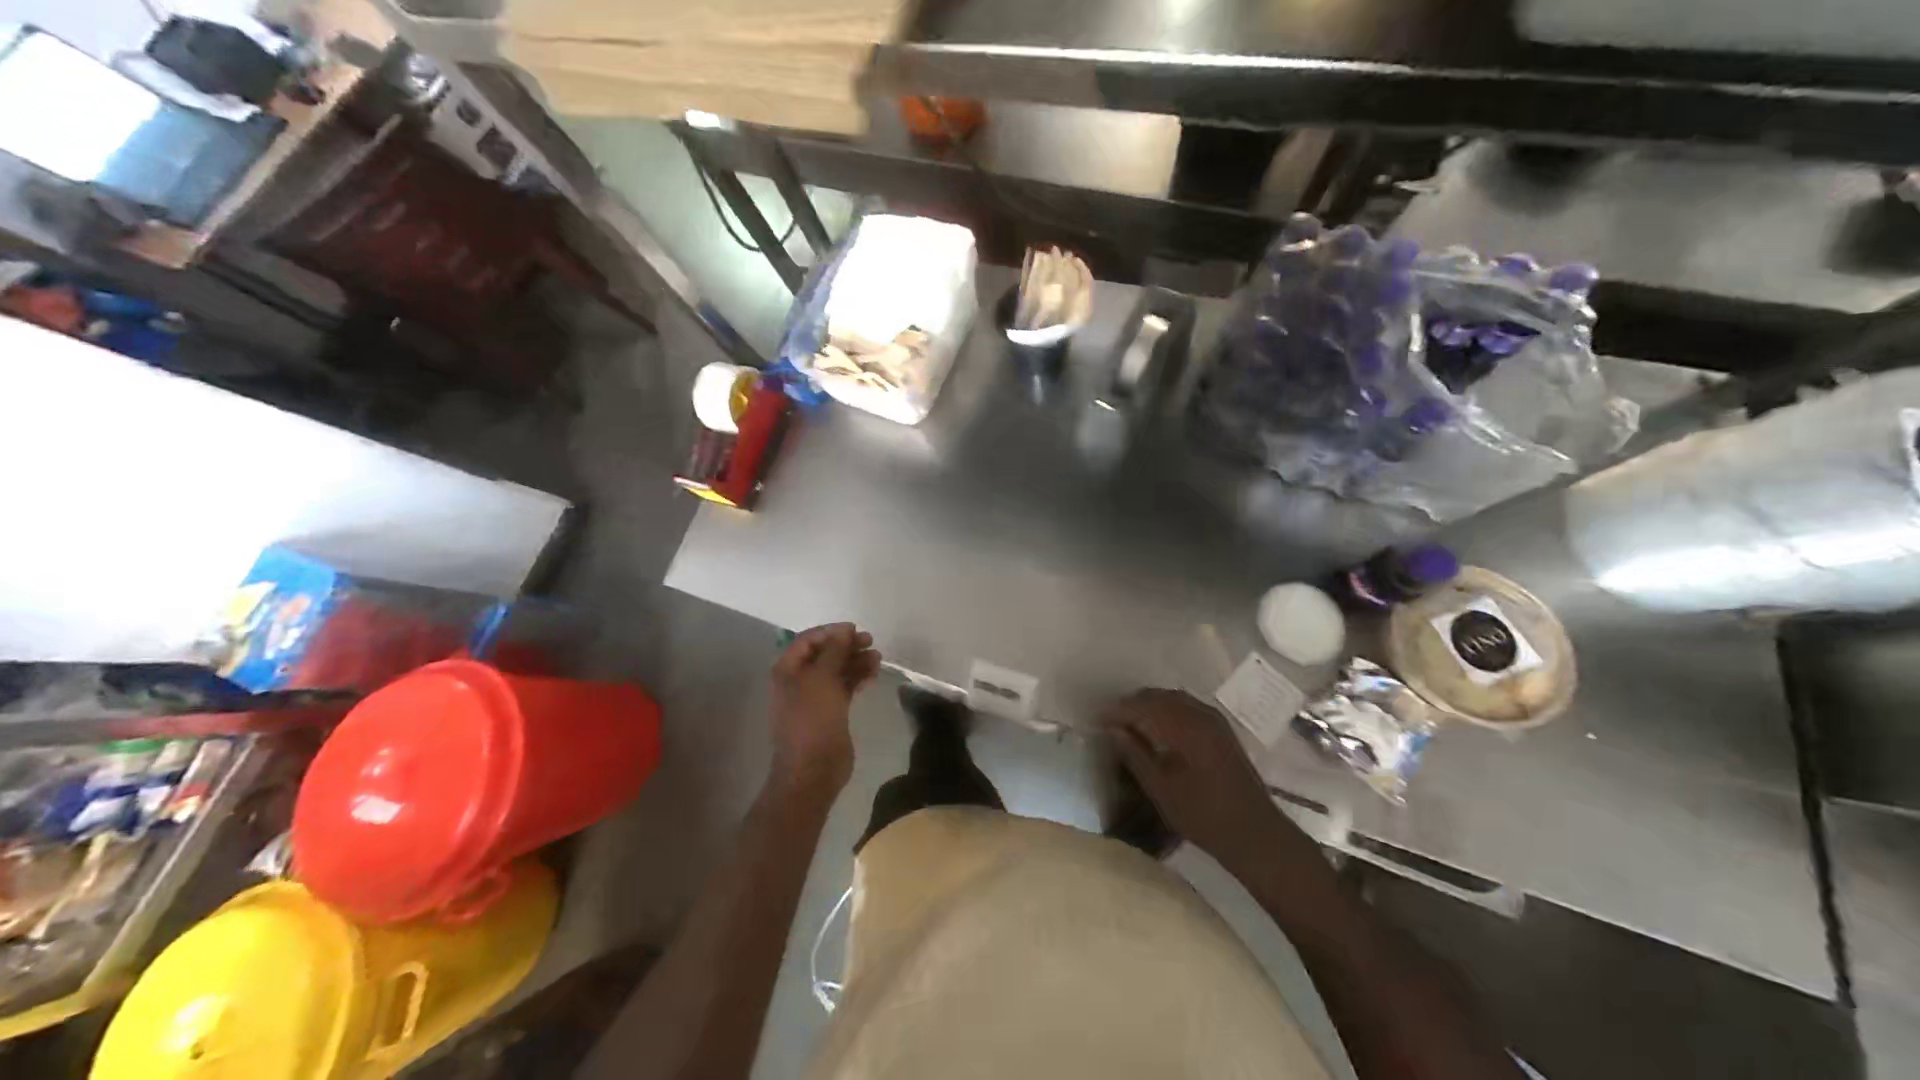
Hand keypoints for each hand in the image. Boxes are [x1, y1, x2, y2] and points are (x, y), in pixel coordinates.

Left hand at [768, 623, 880, 795]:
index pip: (808, 640)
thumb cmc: (812, 720)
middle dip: (847, 646)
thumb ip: (834, 651)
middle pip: (824, 654)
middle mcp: (798, 680)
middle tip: (870, 642)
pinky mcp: (830, 712)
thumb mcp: (822, 679)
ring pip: (836, 670)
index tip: (855, 630)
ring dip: (855, 661)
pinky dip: (857, 678)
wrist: (813, 770)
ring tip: (877, 658)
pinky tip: (873, 674)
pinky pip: (844, 687)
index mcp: (787, 670)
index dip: (831, 632)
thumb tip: (844, 630)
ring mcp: (814, 698)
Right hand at [1102, 688, 1289, 871]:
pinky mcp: (1223, 730)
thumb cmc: (1203, 816)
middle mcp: (1201, 716)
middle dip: (1133, 704)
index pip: (1143, 707)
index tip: (1097, 720)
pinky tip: (1160, 727)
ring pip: (1175, 699)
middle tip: (1112, 720)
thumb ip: (1135, 754)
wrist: (1255, 833)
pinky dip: (1169, 709)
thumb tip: (1113, 730)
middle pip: (1159, 697)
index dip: (1118, 711)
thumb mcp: (1161, 788)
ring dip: (1151, 704)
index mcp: (1185, 728)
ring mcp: (1215, 721)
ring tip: (1131, 722)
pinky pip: (1189, 706)